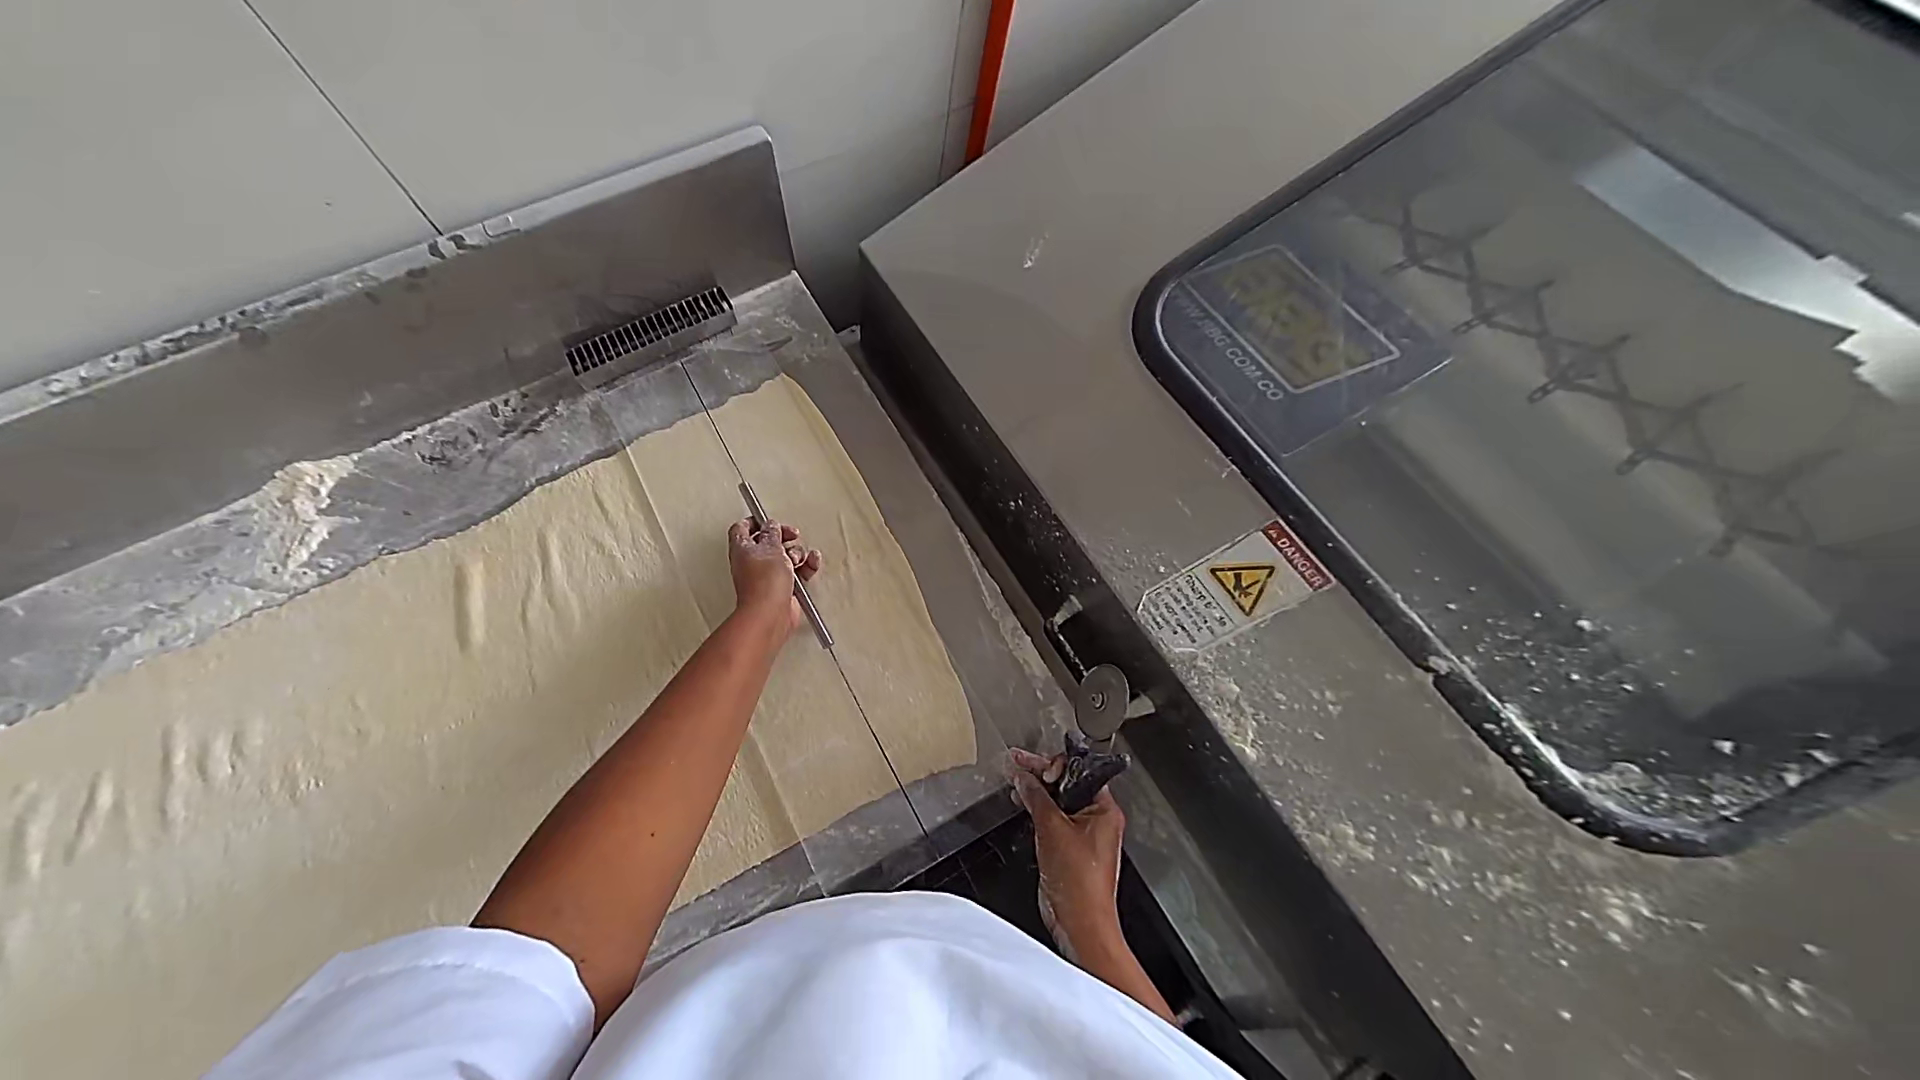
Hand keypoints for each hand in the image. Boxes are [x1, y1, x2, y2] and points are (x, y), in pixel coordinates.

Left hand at [727, 518, 821, 633]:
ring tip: (798, 557)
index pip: (742, 528)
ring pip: (785, 556)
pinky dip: (806, 566)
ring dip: (796, 552)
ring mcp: (767, 576)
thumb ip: (773, 533)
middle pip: (768, 541)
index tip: (770, 520)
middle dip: (783, 536)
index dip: (756, 521)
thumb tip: (772, 526)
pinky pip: (797, 571)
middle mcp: (753, 562)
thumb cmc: (764, 583)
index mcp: (743, 549)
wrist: (771, 613)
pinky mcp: (782, 587)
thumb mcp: (771, 547)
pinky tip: (811, 563)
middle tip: (792, 535)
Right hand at [1009, 746, 1125, 961]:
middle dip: (1041, 773)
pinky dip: (1037, 809)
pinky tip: (1021, 803)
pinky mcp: (1069, 848)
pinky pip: (1052, 819)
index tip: (1033, 764)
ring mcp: (1083, 834)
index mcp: (1105, 810)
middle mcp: (1097, 819)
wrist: (1079, 924)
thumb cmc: (1080, 884)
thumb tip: (1024, 777)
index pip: (1080, 771)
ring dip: (1036, 790)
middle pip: (1068, 784)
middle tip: (1018, 763)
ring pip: (1058, 801)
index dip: (1055, 764)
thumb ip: (1036, 797)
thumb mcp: (1052, 828)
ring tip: (1015, 779)